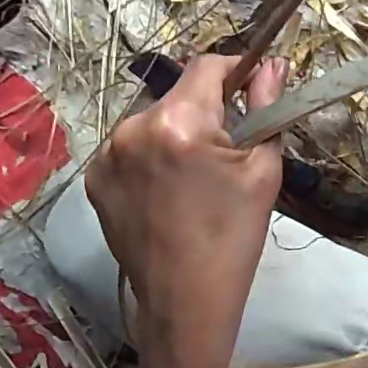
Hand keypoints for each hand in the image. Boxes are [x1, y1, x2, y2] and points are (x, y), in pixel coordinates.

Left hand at [87, 54, 285, 367]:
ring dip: (178, 132)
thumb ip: (267, 108)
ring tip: (196, 176)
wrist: (185, 302)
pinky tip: (168, 190)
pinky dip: (152, 155)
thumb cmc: (235, 238)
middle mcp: (132, 127)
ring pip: (154, 120)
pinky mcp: (93, 177)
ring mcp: (106, 154)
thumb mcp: (263, 170)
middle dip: (208, 109)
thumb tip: (273, 66)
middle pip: (180, 94)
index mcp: (178, 123)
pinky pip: (131, 147)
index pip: (207, 65)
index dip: (236, 70)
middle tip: (228, 148)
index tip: (253, 89)